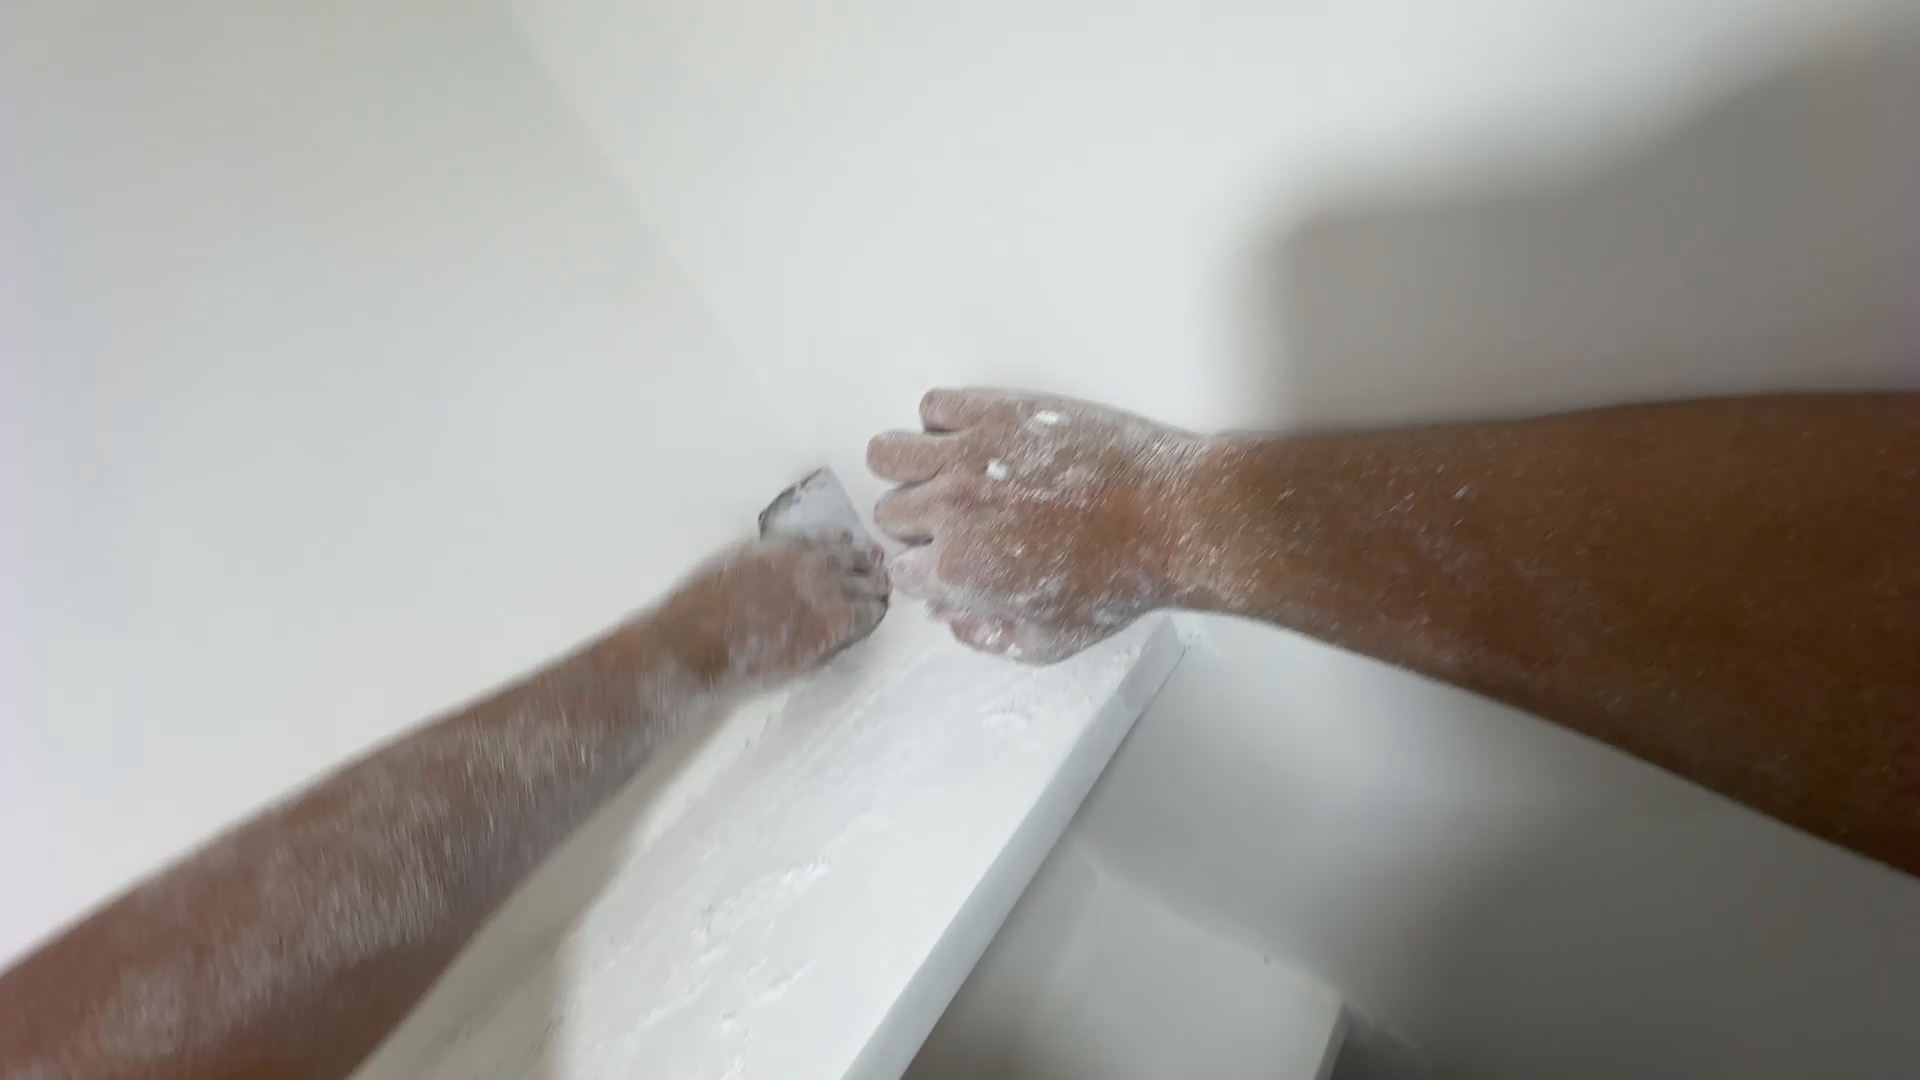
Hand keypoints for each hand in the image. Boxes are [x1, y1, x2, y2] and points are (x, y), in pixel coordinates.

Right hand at [652, 534, 888, 689]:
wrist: (694, 644)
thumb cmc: (701, 606)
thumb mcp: (735, 563)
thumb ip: (767, 557)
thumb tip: (787, 557)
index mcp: (784, 547)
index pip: (832, 541)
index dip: (849, 547)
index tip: (859, 549)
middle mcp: (809, 566)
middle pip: (856, 562)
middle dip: (869, 567)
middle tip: (881, 572)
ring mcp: (821, 597)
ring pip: (866, 588)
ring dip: (876, 590)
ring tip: (883, 593)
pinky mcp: (827, 630)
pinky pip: (862, 618)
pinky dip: (871, 615)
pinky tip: (876, 615)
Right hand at [868, 388, 1201, 662]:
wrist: (1171, 516)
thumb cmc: (1118, 583)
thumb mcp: (1048, 642)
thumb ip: (984, 637)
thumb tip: (948, 615)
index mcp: (958, 569)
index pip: (900, 570)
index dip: (925, 571)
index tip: (946, 562)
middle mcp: (950, 508)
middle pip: (889, 511)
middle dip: (917, 524)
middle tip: (958, 523)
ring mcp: (968, 453)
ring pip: (887, 453)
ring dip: (907, 469)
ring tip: (946, 476)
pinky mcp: (994, 412)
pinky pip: (933, 405)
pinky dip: (942, 423)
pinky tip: (974, 442)